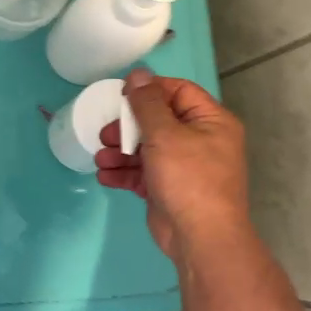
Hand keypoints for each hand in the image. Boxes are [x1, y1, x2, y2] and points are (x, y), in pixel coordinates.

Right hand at [96, 68, 249, 259]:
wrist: (200, 237)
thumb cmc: (188, 178)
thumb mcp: (165, 134)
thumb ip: (147, 104)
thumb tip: (137, 74)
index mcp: (210, 121)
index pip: (178, 92)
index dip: (148, 90)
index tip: (119, 95)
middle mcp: (199, 140)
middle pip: (157, 121)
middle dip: (127, 128)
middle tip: (105, 135)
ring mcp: (183, 166)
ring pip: (146, 149)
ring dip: (120, 153)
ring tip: (100, 159)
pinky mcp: (167, 189)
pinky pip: (142, 173)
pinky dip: (123, 173)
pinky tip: (105, 176)